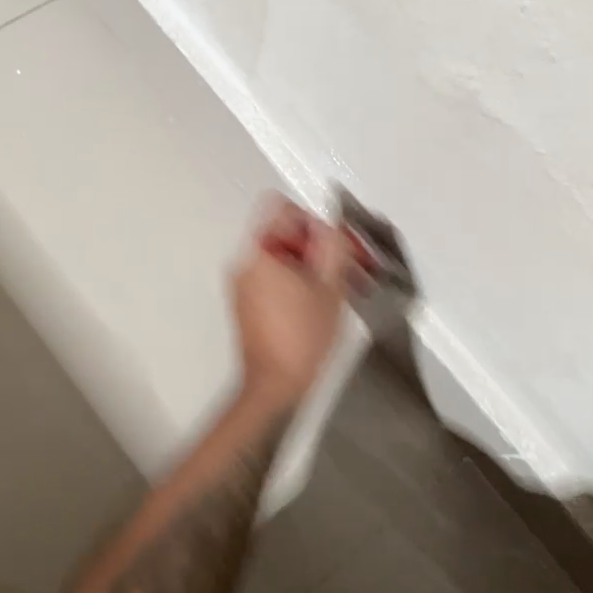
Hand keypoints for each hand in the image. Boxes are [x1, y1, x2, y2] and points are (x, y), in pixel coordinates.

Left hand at [232, 197, 352, 404]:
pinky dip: (299, 284)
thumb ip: (334, 246)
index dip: (313, 220)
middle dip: (320, 248)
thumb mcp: (330, 286)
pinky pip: (275, 280)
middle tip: (350, 268)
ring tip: (342, 291)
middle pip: (285, 234)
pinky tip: (323, 306)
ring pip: (283, 259)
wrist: (273, 385)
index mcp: (258, 251)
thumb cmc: (300, 339)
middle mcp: (244, 263)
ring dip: (314, 268)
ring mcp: (242, 285)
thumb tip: (332, 225)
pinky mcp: (247, 305)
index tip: (332, 243)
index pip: (282, 207)